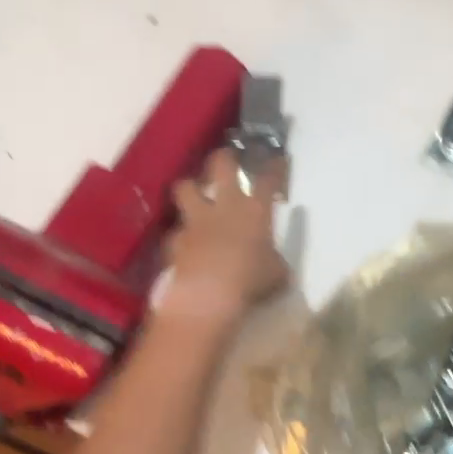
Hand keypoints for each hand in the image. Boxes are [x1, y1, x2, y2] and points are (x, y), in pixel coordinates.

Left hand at [163, 148, 289, 322]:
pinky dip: (179, 237)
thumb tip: (276, 264)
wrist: (209, 295)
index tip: (277, 161)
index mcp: (255, 211)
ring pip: (184, 187)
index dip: (274, 168)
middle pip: (221, 165)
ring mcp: (196, 220)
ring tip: (192, 197)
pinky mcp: (175, 239)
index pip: (268, 179)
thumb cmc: (251, 281)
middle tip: (226, 160)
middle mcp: (224, 206)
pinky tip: (182, 246)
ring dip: (189, 189)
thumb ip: (276, 262)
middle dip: (224, 158)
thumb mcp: (277, 275)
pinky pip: (175, 231)